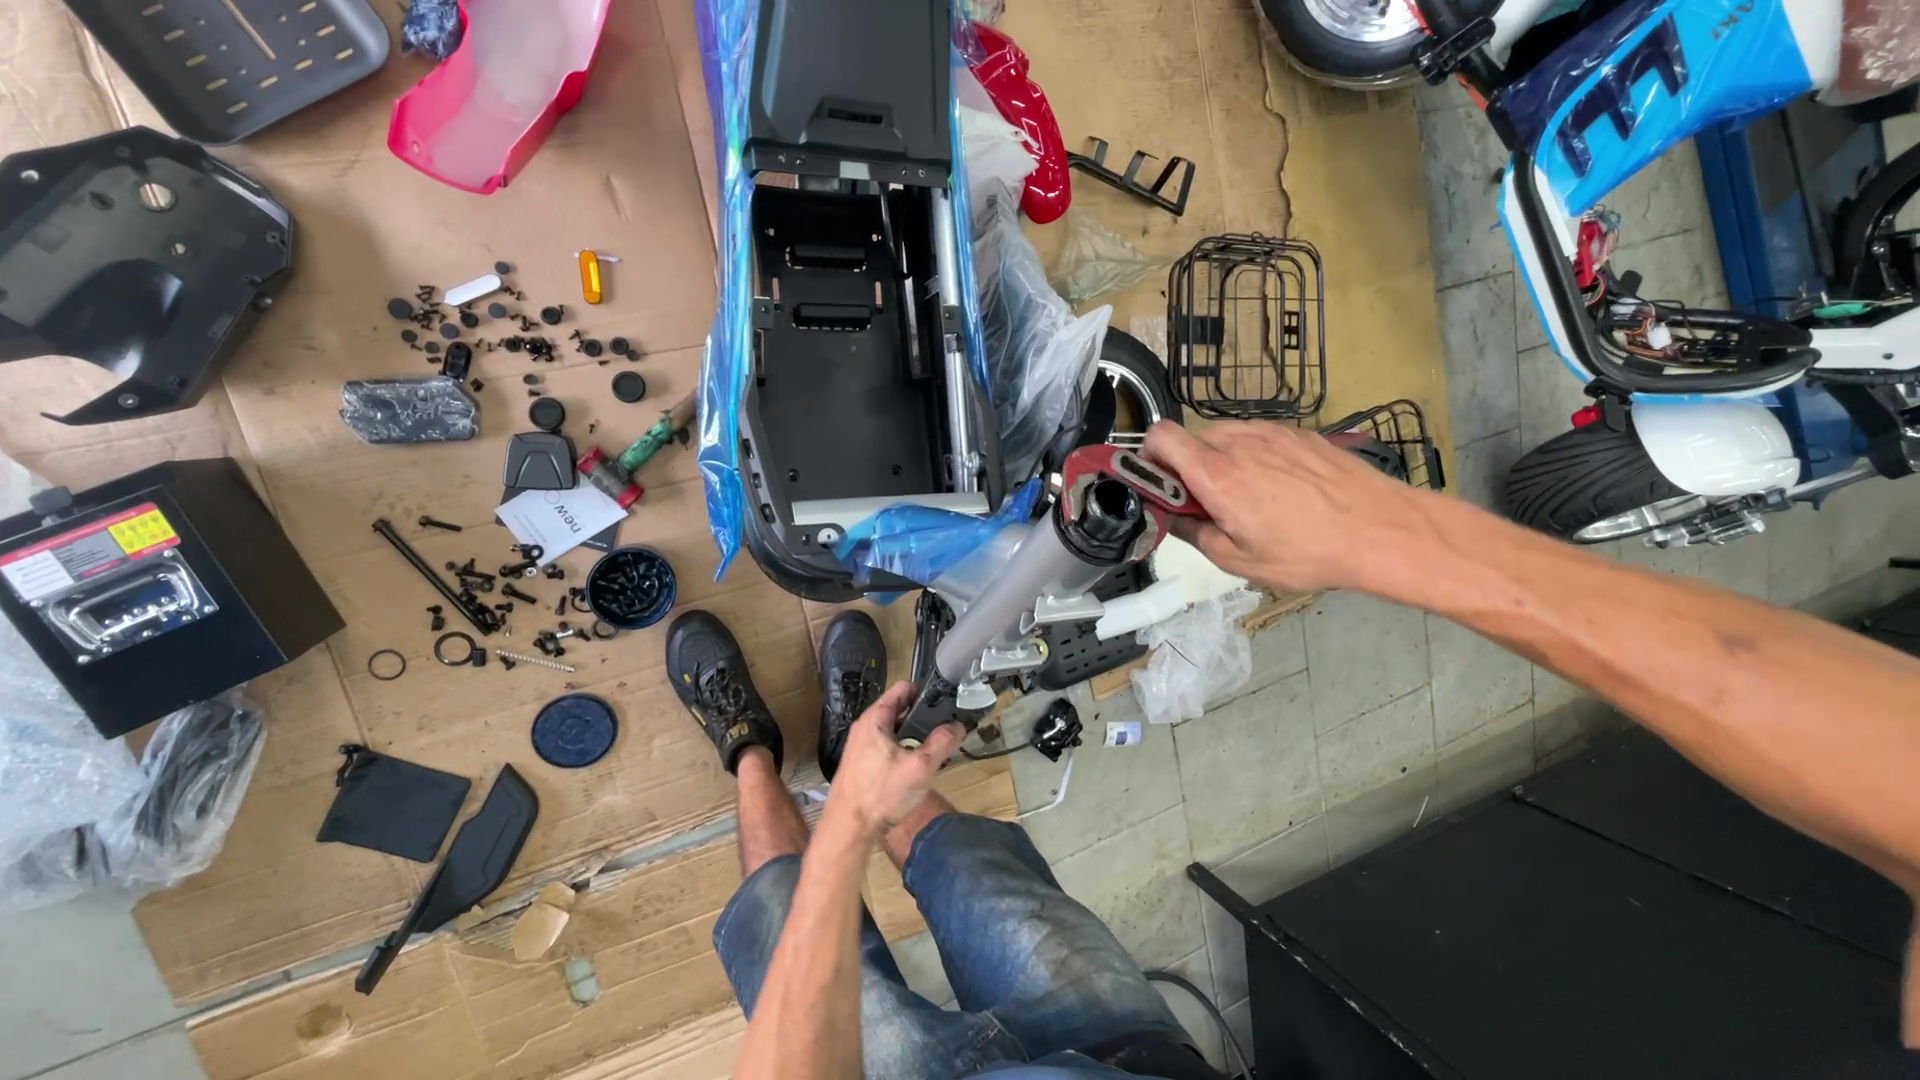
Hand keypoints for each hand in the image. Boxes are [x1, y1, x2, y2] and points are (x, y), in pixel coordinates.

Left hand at [824, 681, 963, 838]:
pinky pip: (887, 746)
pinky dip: (903, 749)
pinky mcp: (861, 763)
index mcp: (875, 718)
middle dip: (923, 717)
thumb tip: (957, 725)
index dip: (926, 691)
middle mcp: (865, 726)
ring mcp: (861, 745)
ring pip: (894, 730)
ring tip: (935, 748)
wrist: (848, 827)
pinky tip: (916, 766)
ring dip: (914, 735)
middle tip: (945, 728)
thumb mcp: (919, 767)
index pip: (903, 688)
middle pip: (900, 709)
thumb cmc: (881, 794)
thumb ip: (942, 742)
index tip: (945, 702)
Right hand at [1142, 420, 1428, 592]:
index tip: (1158, 484)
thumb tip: (1171, 517)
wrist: (1382, 529)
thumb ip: (1194, 533)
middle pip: (1190, 438)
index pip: (1160, 436)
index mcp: (1216, 474)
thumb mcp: (1239, 560)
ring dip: (1219, 459)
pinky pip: (1257, 436)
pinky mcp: (1298, 432)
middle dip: (1186, 466)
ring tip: (1245, 494)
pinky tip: (1278, 486)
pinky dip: (1252, 455)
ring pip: (1224, 435)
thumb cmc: (1307, 552)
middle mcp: (1238, 443)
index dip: (1148, 456)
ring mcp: (1271, 432)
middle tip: (1205, 501)